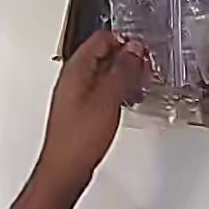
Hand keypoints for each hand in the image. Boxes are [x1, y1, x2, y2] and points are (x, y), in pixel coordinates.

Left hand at [37, 30, 147, 191]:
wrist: (65, 171)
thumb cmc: (80, 138)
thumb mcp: (109, 96)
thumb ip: (123, 68)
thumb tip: (134, 48)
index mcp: (76, 68)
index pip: (102, 38)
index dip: (125, 41)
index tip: (142, 51)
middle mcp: (72, 77)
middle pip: (102, 53)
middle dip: (126, 57)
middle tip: (144, 66)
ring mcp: (75, 94)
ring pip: (103, 71)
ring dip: (123, 74)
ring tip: (139, 83)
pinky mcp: (80, 109)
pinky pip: (101, 89)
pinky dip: (116, 89)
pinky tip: (127, 100)